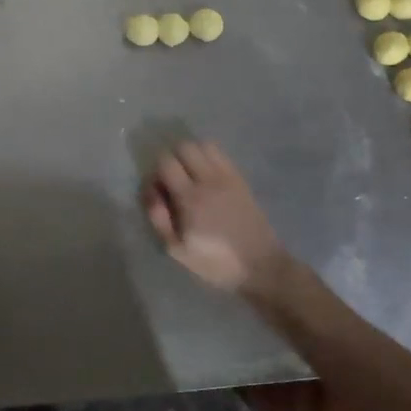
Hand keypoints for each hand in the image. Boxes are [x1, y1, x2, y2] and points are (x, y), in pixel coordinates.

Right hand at [143, 141, 288, 294]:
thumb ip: (159, 218)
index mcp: (190, 198)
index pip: (166, 162)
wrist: (260, 265)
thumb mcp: (177, 250)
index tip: (158, 191)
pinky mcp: (241, 179)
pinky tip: (207, 178)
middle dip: (172, 158)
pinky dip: (208, 158)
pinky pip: (221, 155)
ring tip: (190, 176)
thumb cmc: (215, 262)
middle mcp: (209, 180)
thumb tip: (151, 191)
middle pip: (185, 146)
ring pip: (204, 145)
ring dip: (192, 154)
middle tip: (172, 181)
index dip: (155, 172)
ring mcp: (228, 177)